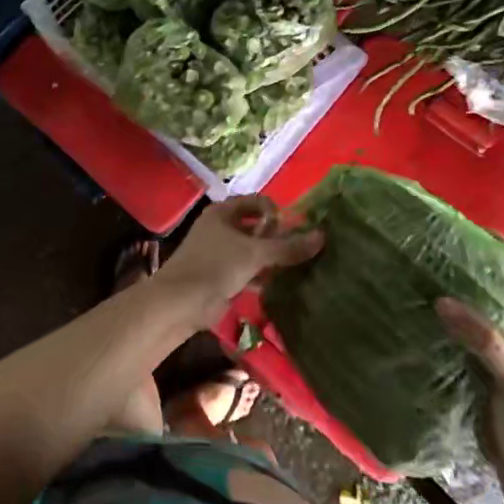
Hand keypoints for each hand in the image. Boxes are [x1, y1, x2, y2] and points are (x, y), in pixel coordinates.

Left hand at [156, 196, 322, 327]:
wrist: (181, 301)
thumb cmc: (216, 265)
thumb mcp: (254, 253)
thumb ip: (288, 247)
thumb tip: (322, 236)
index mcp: (223, 212)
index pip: (257, 202)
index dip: (276, 212)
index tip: (293, 230)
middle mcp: (221, 228)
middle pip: (257, 227)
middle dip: (278, 237)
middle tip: (302, 251)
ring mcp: (221, 253)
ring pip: (254, 251)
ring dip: (273, 258)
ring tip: (300, 268)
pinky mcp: (223, 276)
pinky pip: (249, 271)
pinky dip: (264, 276)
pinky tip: (285, 285)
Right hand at [436, 278, 503, 503]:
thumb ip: (485, 340)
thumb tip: (441, 299)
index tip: (477, 237)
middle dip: (476, 282)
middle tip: (437, 257)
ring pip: (483, 328)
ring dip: (459, 310)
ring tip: (423, 282)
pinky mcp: (489, 386)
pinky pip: (467, 352)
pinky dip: (449, 336)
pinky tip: (423, 324)